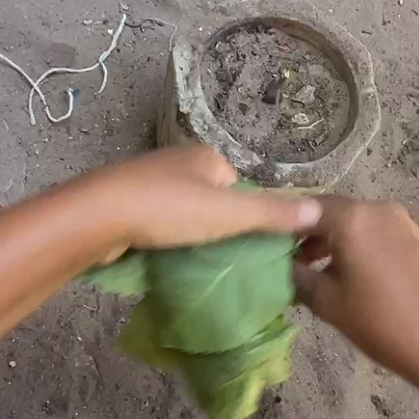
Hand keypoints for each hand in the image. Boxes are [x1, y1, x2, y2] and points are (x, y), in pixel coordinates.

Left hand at [78, 146, 319, 258]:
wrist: (98, 216)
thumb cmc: (167, 209)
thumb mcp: (229, 214)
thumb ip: (272, 214)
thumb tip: (319, 209)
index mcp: (205, 157)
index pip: (240, 186)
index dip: (245, 215)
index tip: (244, 245)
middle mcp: (177, 162)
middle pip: (210, 199)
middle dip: (215, 227)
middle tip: (218, 259)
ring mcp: (148, 181)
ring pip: (180, 212)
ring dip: (186, 235)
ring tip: (190, 261)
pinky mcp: (125, 202)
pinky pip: (154, 222)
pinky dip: (161, 239)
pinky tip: (161, 256)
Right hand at [293, 197, 418, 392]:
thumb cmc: (381, 323)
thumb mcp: (326, 302)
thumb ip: (296, 276)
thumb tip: (278, 265)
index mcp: (351, 217)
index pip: (301, 209)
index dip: (279, 227)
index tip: (263, 247)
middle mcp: (375, 208)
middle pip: (327, 211)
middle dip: (303, 233)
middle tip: (283, 260)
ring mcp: (398, 221)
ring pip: (349, 221)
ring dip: (327, 239)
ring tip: (309, 270)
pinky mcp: (412, 237)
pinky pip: (369, 231)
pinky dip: (350, 244)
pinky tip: (341, 273)